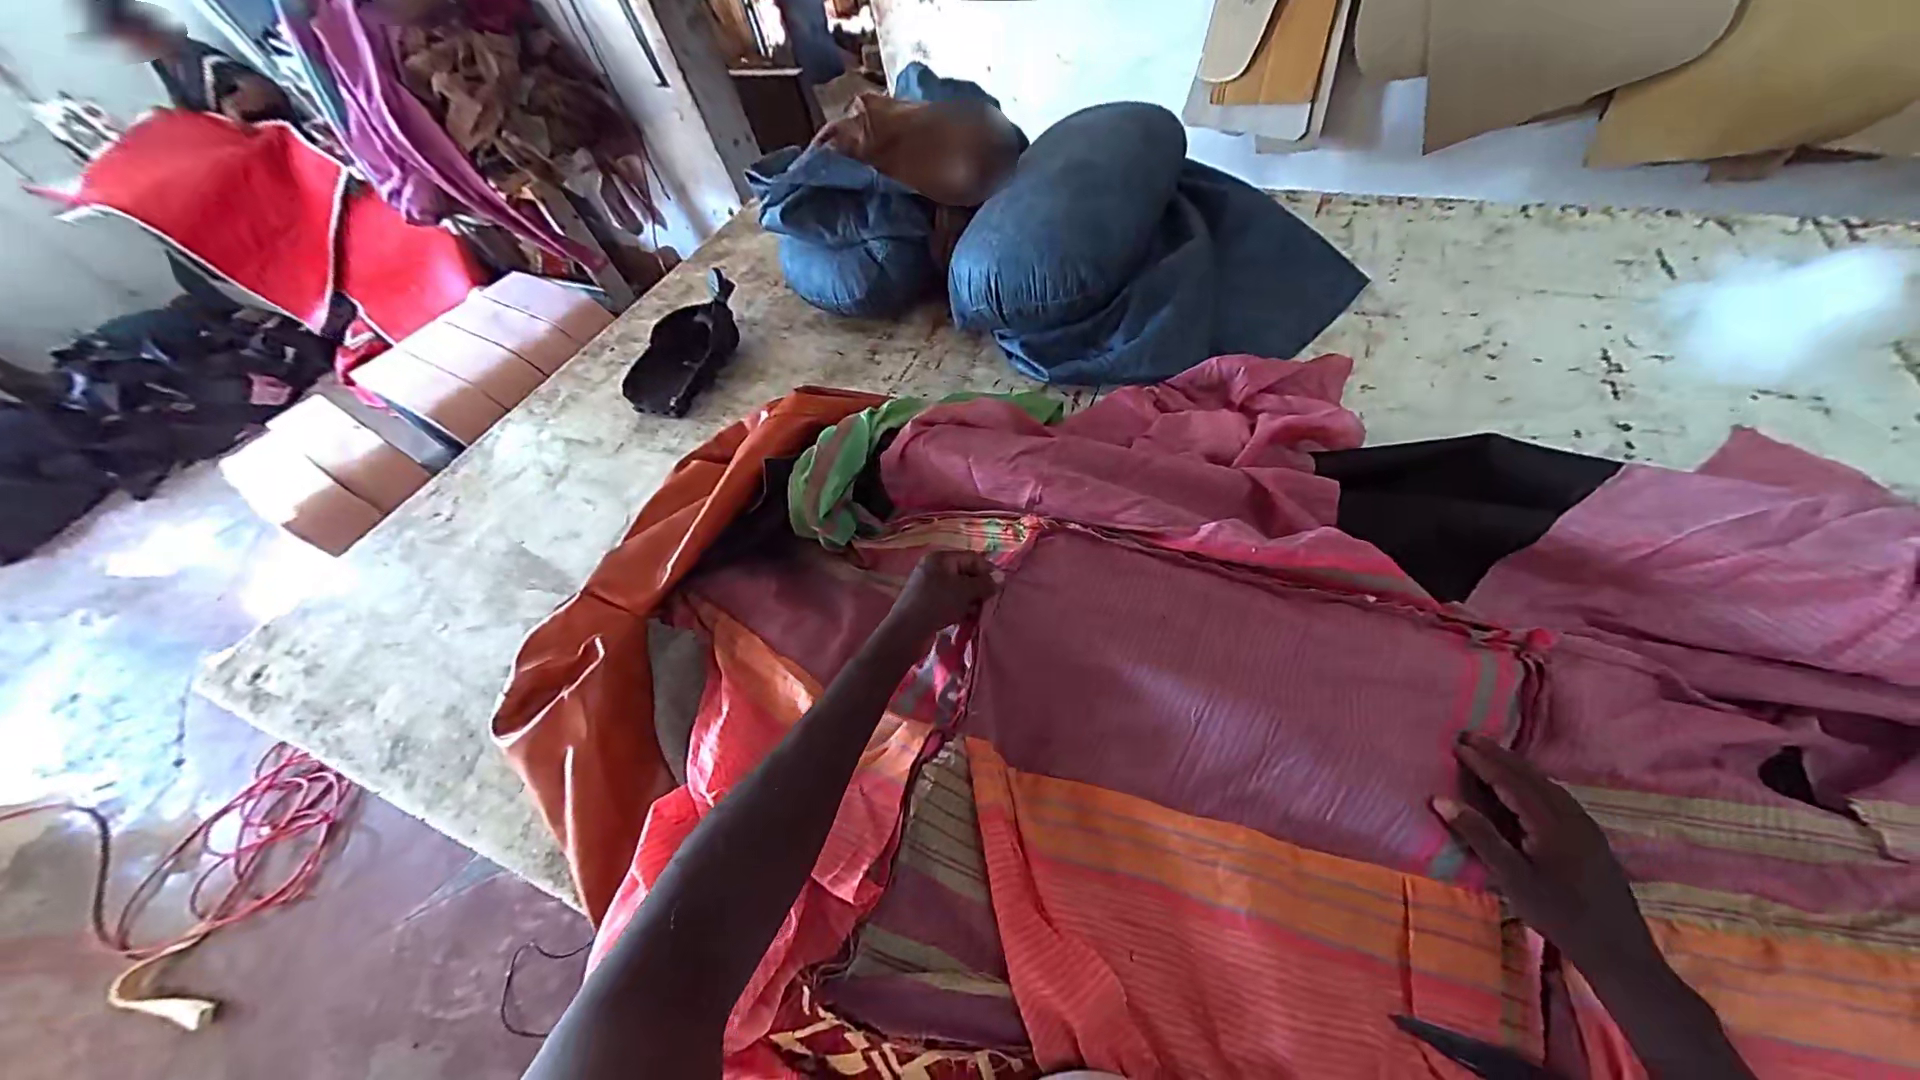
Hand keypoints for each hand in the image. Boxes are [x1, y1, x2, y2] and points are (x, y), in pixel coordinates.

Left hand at [884, 551, 997, 638]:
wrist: (907, 632)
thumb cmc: (936, 604)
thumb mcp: (964, 591)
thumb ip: (984, 583)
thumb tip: (1002, 577)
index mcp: (940, 558)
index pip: (971, 558)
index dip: (987, 570)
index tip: (1000, 585)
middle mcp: (933, 568)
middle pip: (965, 573)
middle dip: (979, 586)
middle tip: (990, 600)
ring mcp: (929, 587)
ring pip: (958, 589)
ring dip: (971, 599)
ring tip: (979, 611)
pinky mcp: (928, 604)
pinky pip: (950, 601)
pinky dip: (960, 607)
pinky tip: (966, 617)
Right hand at [1433, 734, 1656, 973]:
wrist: (1620, 953)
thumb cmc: (1559, 914)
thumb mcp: (1512, 877)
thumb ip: (1478, 835)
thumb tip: (1440, 799)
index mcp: (1552, 824)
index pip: (1510, 781)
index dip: (1482, 761)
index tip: (1455, 744)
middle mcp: (1572, 818)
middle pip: (1531, 776)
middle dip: (1499, 755)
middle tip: (1469, 736)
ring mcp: (1586, 828)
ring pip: (1547, 784)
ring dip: (1517, 765)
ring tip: (1491, 752)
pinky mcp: (1591, 838)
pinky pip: (1557, 796)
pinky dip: (1533, 781)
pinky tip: (1525, 784)